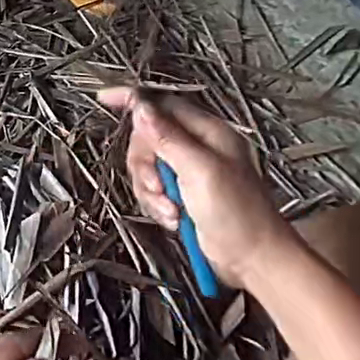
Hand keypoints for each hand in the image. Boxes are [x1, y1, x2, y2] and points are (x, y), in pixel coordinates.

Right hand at [98, 87, 292, 283]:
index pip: (162, 103)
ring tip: (170, 206)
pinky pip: (151, 190)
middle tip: (157, 184)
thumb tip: (142, 109)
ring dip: (150, 190)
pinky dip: (156, 205)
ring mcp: (189, 171)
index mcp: (208, 132)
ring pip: (146, 166)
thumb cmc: (241, 215)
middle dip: (144, 164)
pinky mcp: (182, 193)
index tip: (106, 99)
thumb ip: (167, 137)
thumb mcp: (200, 170)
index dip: (134, 101)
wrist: (252, 260)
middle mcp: (198, 147)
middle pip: (147, 138)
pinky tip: (174, 217)